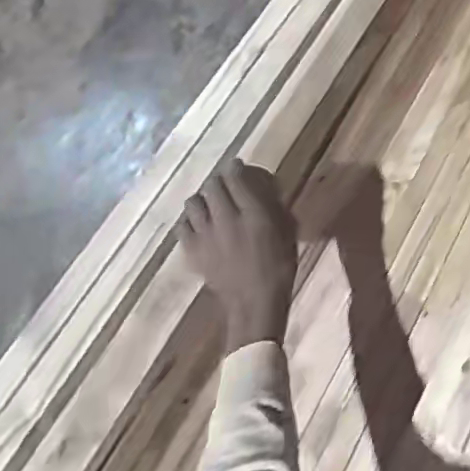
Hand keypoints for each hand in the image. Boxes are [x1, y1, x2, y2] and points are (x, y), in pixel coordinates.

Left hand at [178, 160, 298, 353]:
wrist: (255, 304)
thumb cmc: (280, 267)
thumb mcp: (287, 232)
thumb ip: (274, 207)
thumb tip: (264, 189)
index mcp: (253, 213)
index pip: (235, 177)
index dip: (235, 167)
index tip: (238, 166)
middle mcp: (226, 219)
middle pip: (212, 185)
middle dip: (218, 181)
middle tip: (225, 185)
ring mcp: (205, 235)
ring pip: (193, 202)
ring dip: (203, 199)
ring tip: (210, 205)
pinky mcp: (192, 251)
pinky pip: (182, 226)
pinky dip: (190, 221)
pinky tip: (199, 225)